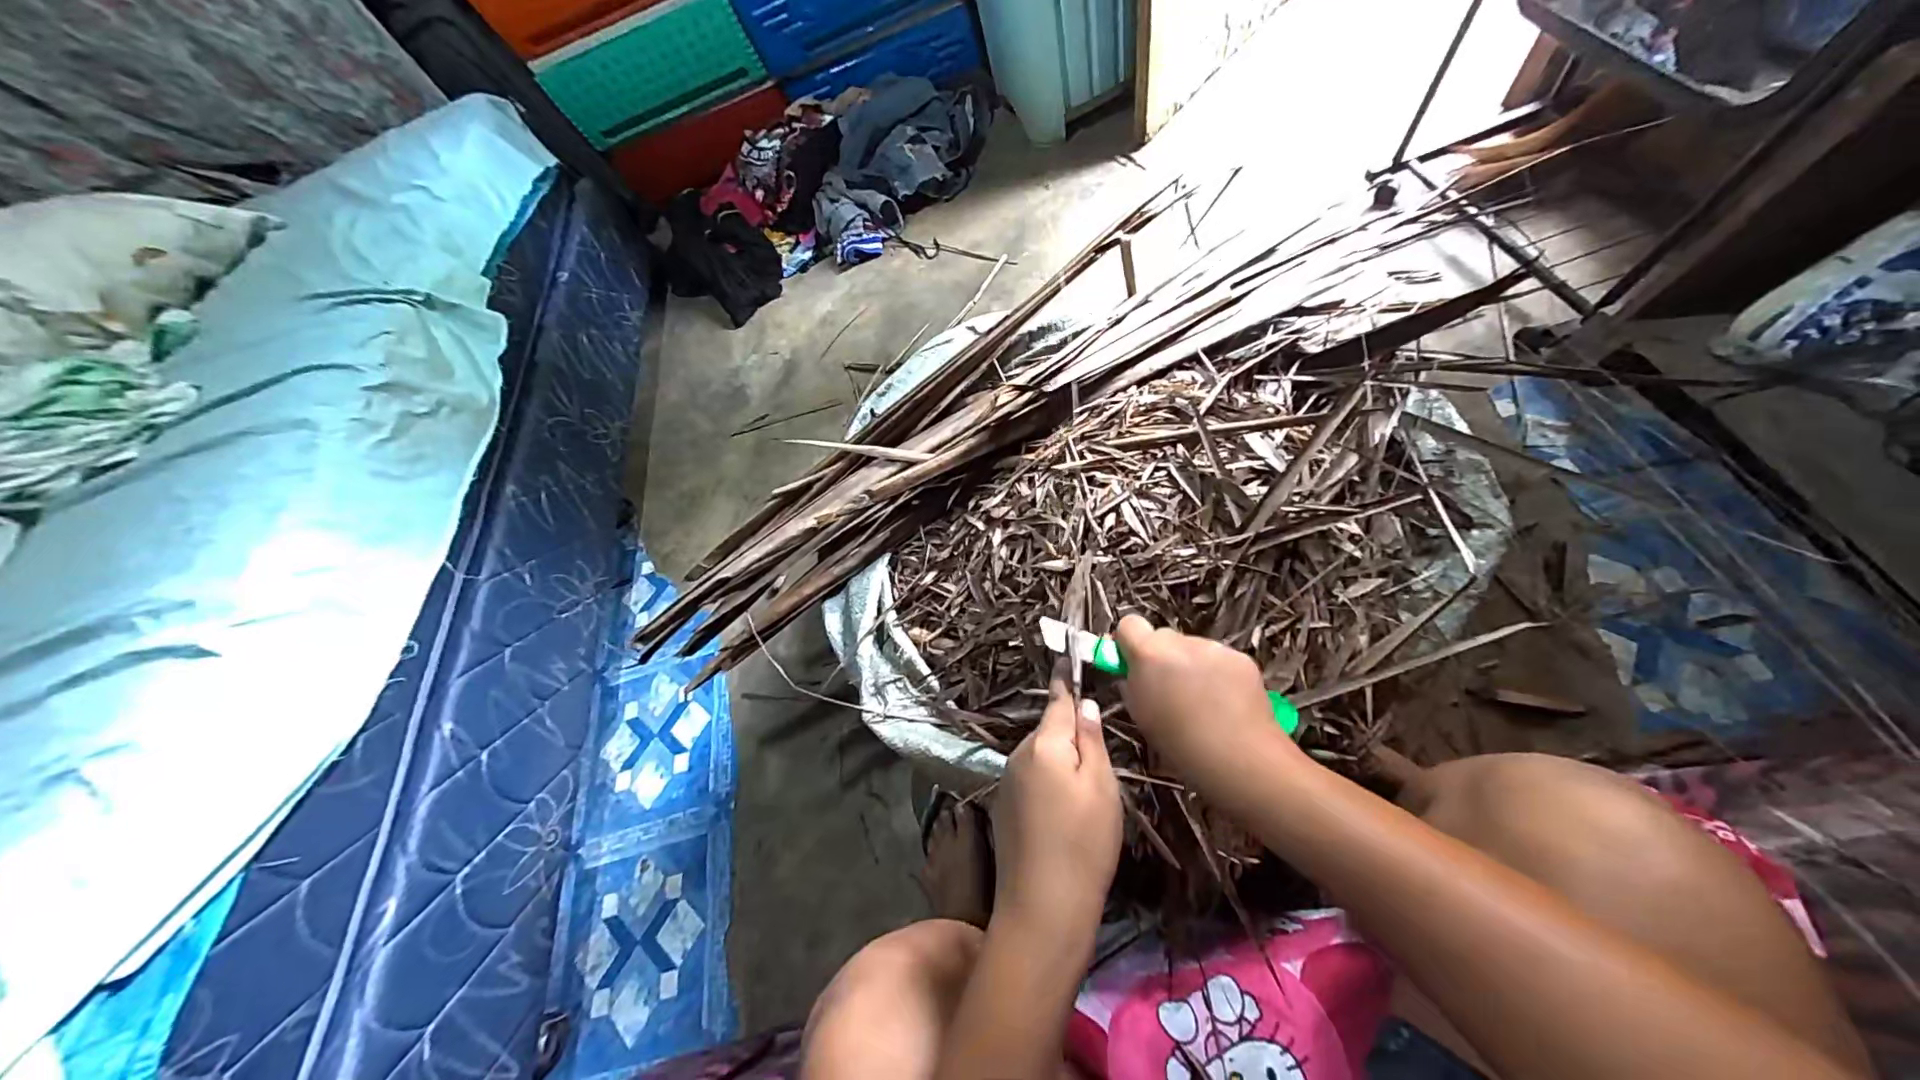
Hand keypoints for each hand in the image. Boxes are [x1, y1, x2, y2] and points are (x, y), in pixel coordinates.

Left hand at [991, 662, 1122, 930]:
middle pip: (1049, 729)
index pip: (1058, 700)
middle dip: (1070, 728)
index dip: (1067, 679)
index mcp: (1043, 743)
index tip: (1068, 656)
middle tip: (1101, 744)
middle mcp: (1018, 754)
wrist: (1043, 904)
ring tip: (1088, 786)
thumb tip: (1084, 705)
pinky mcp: (1004, 806)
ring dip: (1060, 757)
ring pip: (1040, 755)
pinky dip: (1048, 780)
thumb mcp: (1101, 786)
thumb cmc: (1084, 841)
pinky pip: (1031, 777)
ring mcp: (1007, 781)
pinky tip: (1065, 809)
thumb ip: (1091, 740)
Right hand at [1114, 614, 1312, 792]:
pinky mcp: (1240, 657)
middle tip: (1170, 689)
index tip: (1134, 663)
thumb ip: (1132, 683)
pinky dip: (1219, 674)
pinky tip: (1226, 703)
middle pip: (1164, 637)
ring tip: (1203, 702)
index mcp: (1149, 654)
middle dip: (1163, 657)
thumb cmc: (1180, 745)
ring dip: (1192, 666)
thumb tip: (1131, 670)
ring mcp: (1213, 648)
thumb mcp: (1140, 714)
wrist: (1239, 758)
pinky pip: (1220, 659)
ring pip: (1193, 649)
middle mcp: (1181, 643)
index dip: (1129, 642)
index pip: (1129, 623)